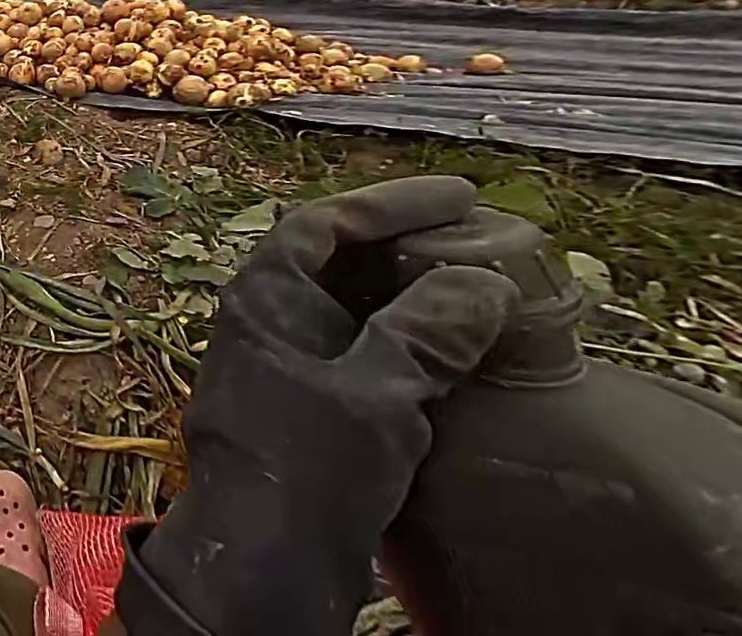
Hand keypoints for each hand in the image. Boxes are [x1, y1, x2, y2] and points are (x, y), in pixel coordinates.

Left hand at [118, 177, 519, 635]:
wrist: (261, 547)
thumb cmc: (304, 463)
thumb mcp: (371, 395)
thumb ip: (422, 335)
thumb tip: (480, 282)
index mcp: (263, 294)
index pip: (320, 223)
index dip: (386, 203)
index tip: (458, 194)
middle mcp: (266, 312)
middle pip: (333, 254)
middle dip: (399, 239)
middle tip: (473, 232)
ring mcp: (283, 349)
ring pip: (346, 297)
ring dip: (404, 284)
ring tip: (473, 276)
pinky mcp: (305, 387)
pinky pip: (355, 338)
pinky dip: (401, 329)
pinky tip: (447, 337)